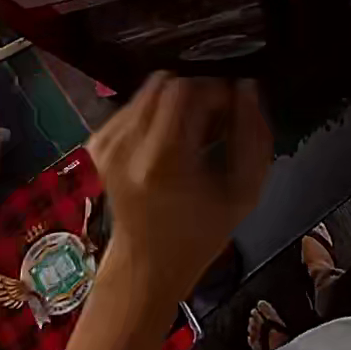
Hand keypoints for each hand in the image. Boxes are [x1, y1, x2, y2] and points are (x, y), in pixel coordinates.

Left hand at [85, 72, 272, 300]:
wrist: (146, 265)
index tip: (234, 108)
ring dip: (178, 101)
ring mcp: (106, 143)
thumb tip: (248, 87)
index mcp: (163, 158)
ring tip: (196, 131)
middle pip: (166, 83)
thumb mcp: (245, 191)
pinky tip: (172, 138)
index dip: (218, 89)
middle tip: (217, 118)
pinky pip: (134, 105)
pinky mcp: (97, 144)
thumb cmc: (201, 233)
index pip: (188, 88)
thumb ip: (253, 135)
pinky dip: (157, 113)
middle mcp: (126, 144)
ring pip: (150, 90)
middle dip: (199, 92)